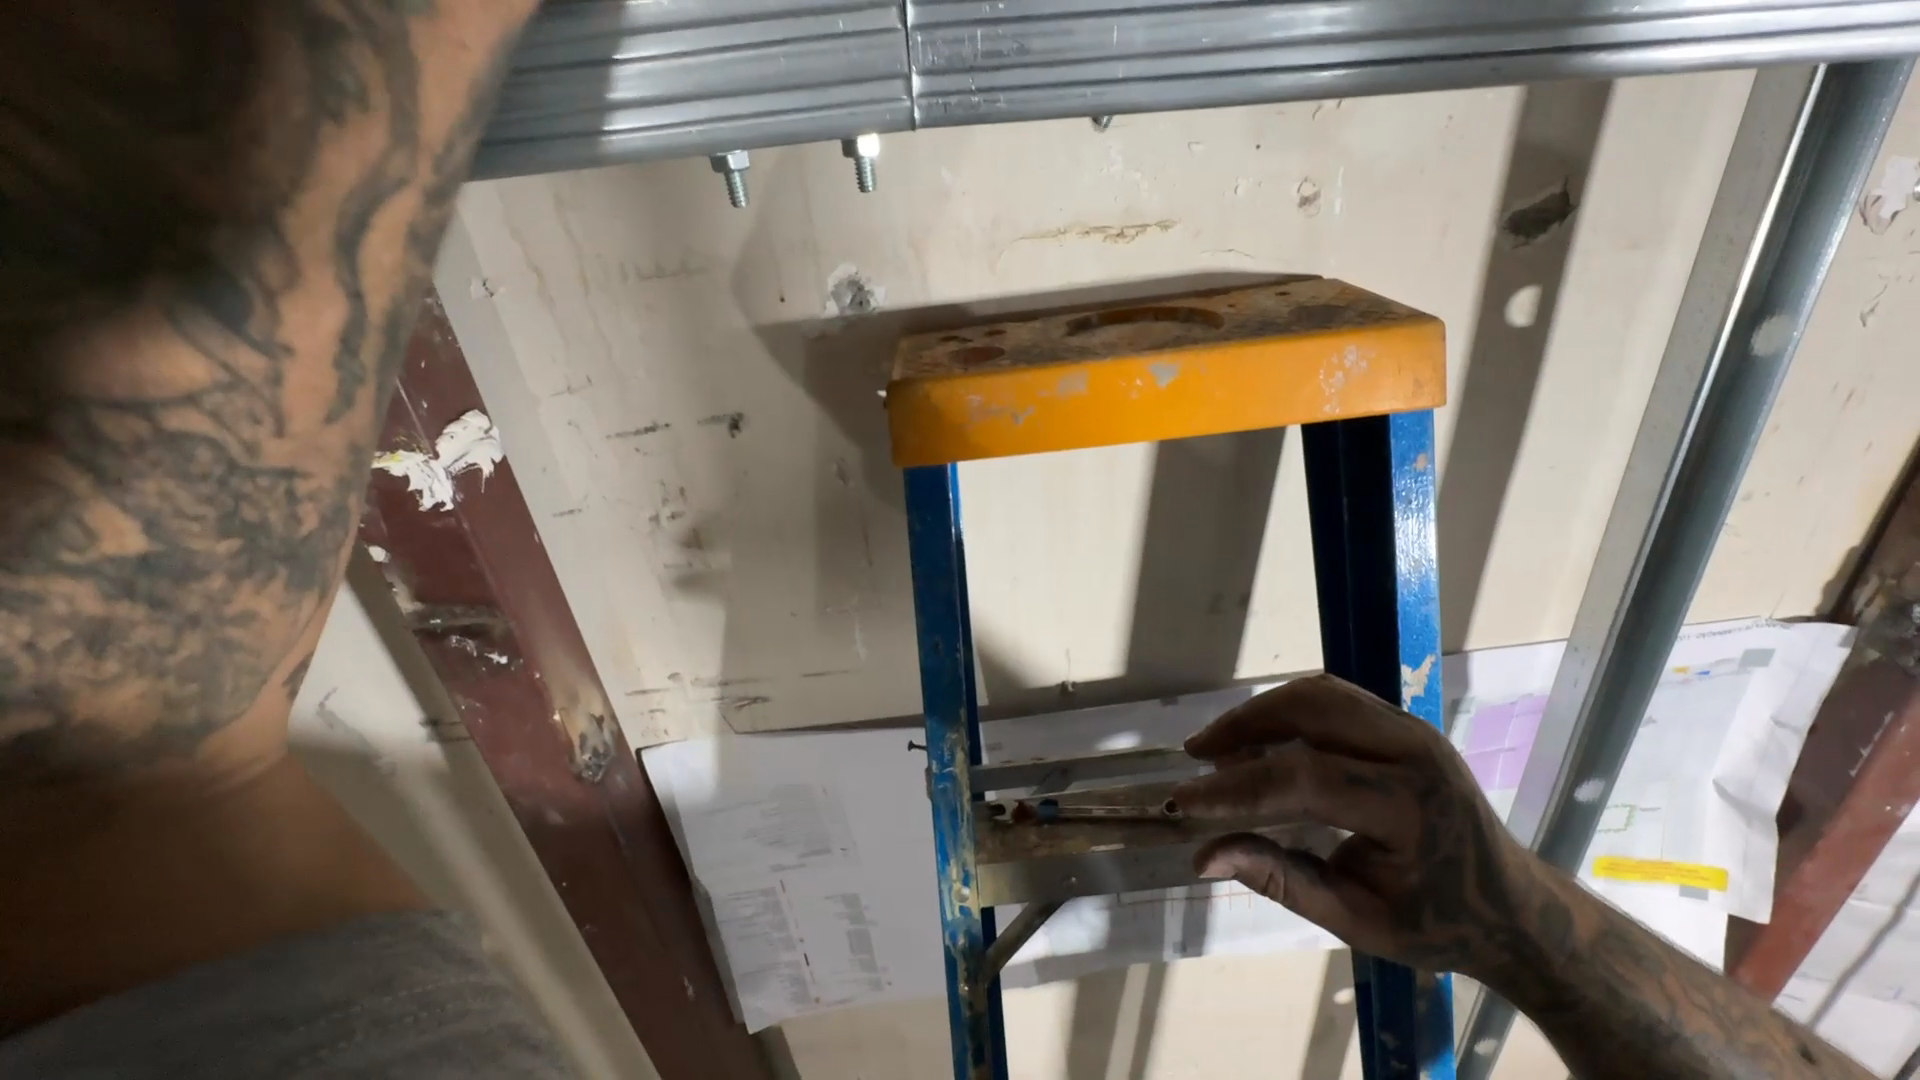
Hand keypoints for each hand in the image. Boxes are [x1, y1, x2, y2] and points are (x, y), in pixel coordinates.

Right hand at [1171, 674, 1551, 978]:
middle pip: (1310, 708)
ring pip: (1318, 693)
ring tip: (1221, 748)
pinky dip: (1286, 712)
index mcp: (1409, 808)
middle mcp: (1413, 752)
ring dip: (1261, 713)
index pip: (1304, 778)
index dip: (1235, 788)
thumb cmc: (1436, 923)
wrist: (1512, 906)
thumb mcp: (1357, 919)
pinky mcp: (1403, 724)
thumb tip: (1204, 856)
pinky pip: (1333, 698)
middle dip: (1243, 725)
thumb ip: (1280, 880)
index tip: (1182, 801)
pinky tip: (1261, 741)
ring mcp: (1413, 729)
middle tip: (1199, 756)